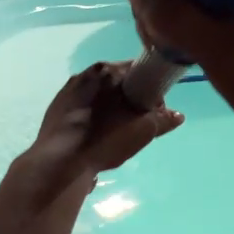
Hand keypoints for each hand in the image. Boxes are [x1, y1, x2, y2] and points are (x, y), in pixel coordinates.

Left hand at [25, 62, 182, 176]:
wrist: (59, 163)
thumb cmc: (104, 139)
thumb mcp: (141, 131)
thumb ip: (162, 120)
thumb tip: (178, 114)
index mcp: (106, 70)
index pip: (137, 70)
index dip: (151, 89)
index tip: (154, 111)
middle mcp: (85, 73)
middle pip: (117, 82)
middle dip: (130, 99)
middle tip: (136, 124)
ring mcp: (67, 90)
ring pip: (99, 95)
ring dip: (110, 108)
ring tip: (115, 134)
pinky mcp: (55, 108)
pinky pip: (82, 107)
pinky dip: (92, 116)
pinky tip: (95, 137)